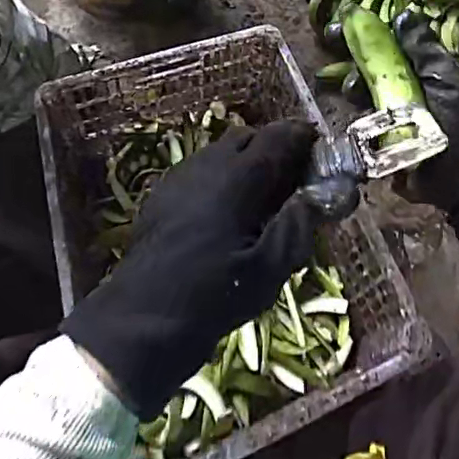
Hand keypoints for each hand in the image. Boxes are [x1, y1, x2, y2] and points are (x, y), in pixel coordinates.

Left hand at [63, 120, 324, 416]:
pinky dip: (221, 176)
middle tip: (293, 174)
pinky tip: (225, 210)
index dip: (301, 137)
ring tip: (261, 193)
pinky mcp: (163, 194)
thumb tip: (318, 195)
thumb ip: (298, 226)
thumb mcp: (268, 270)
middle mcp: (208, 165)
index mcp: (238, 178)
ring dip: (246, 160)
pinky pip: (200, 169)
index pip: (277, 137)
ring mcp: (181, 176)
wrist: (140, 322)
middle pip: (248, 136)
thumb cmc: (211, 296)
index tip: (318, 147)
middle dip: (274, 147)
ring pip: (221, 151)